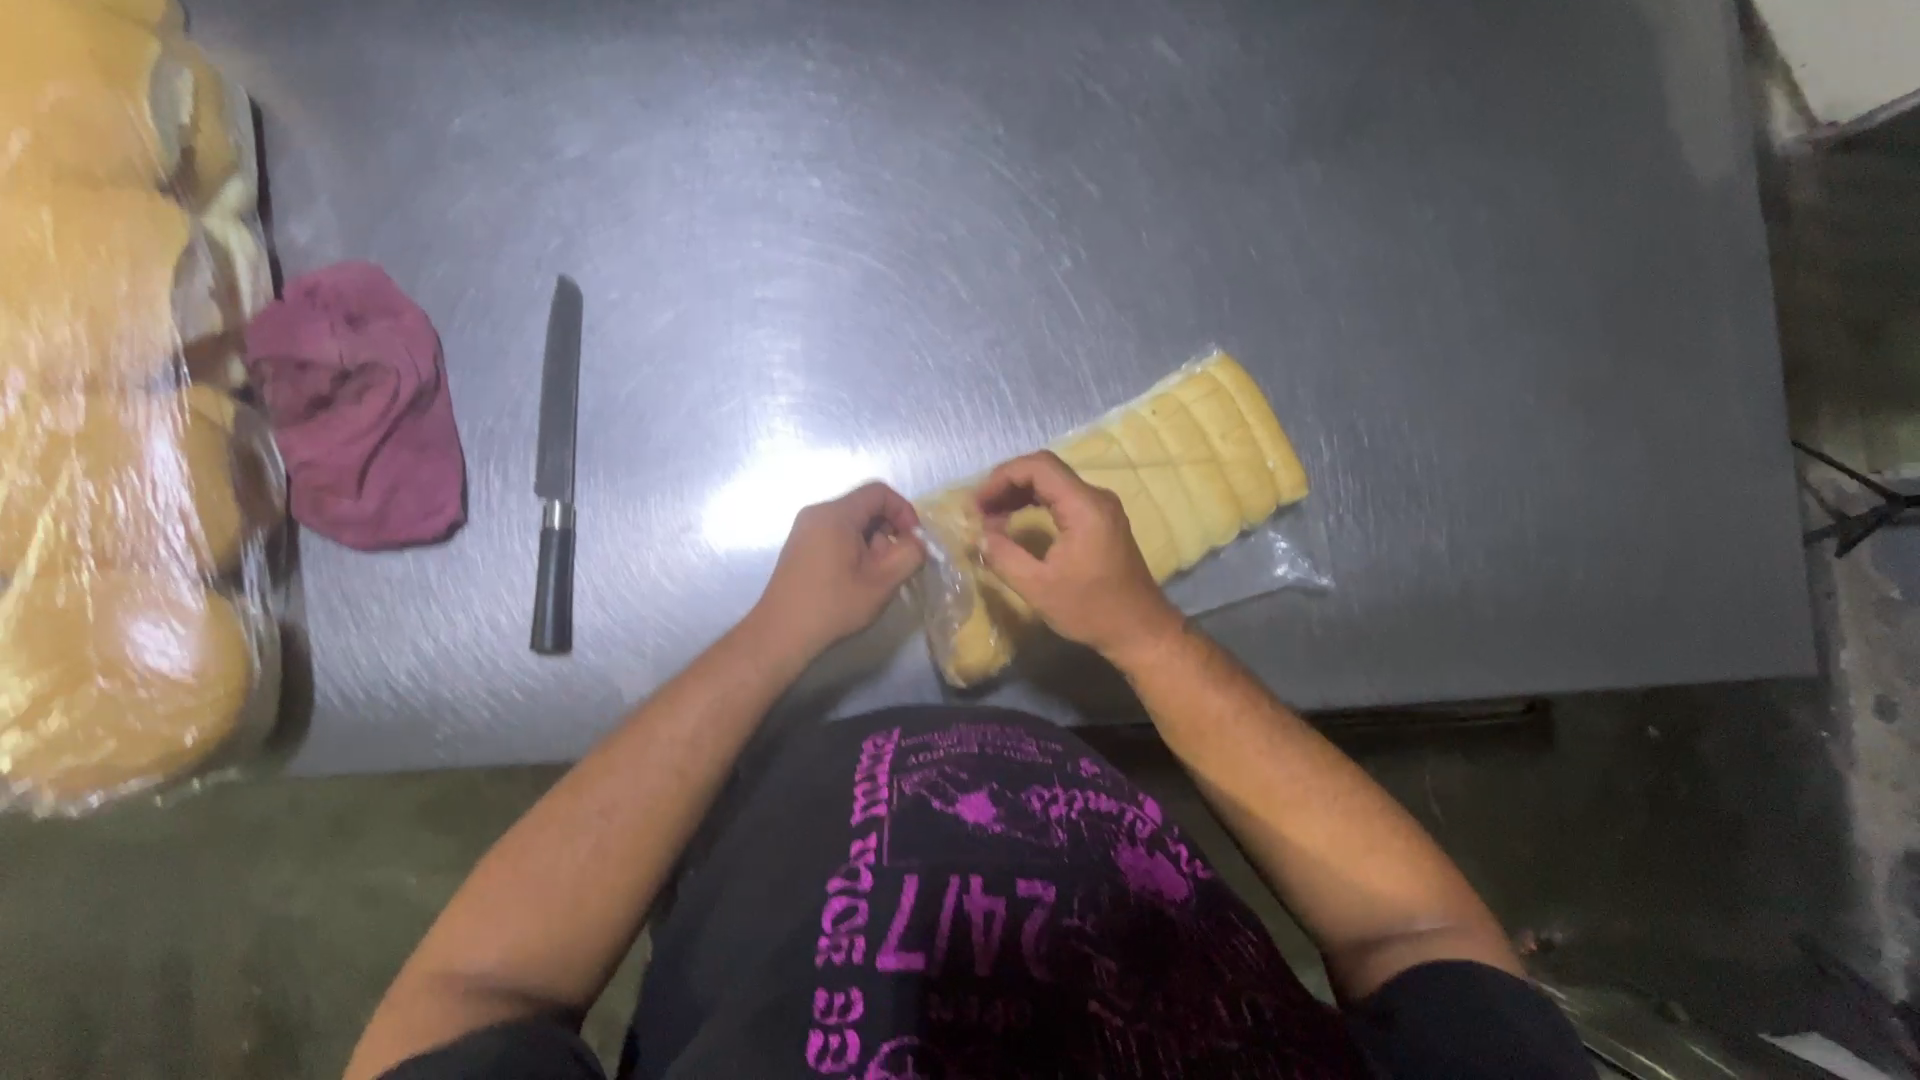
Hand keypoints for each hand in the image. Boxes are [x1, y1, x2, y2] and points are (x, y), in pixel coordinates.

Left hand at [750, 482, 925, 658]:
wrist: (781, 634)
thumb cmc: (833, 605)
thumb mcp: (883, 582)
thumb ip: (910, 554)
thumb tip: (916, 542)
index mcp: (836, 514)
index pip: (879, 492)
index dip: (904, 511)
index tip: (913, 542)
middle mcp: (817, 513)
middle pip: (865, 506)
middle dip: (888, 531)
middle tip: (893, 565)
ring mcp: (804, 530)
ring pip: (851, 523)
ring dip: (872, 544)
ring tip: (874, 577)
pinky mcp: (799, 547)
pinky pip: (835, 535)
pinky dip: (854, 549)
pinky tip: (854, 580)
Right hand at [974, 452, 1184, 663]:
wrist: (1139, 630)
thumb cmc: (1090, 610)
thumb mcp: (1038, 587)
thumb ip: (1004, 556)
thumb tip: (979, 536)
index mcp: (1084, 507)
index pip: (1038, 467)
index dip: (1001, 478)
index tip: (977, 504)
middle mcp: (1096, 498)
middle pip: (1045, 470)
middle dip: (1007, 485)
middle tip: (979, 511)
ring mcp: (1102, 508)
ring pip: (1054, 484)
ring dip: (1020, 495)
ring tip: (991, 518)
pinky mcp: (1102, 522)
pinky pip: (1064, 499)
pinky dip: (1037, 505)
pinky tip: (1016, 523)